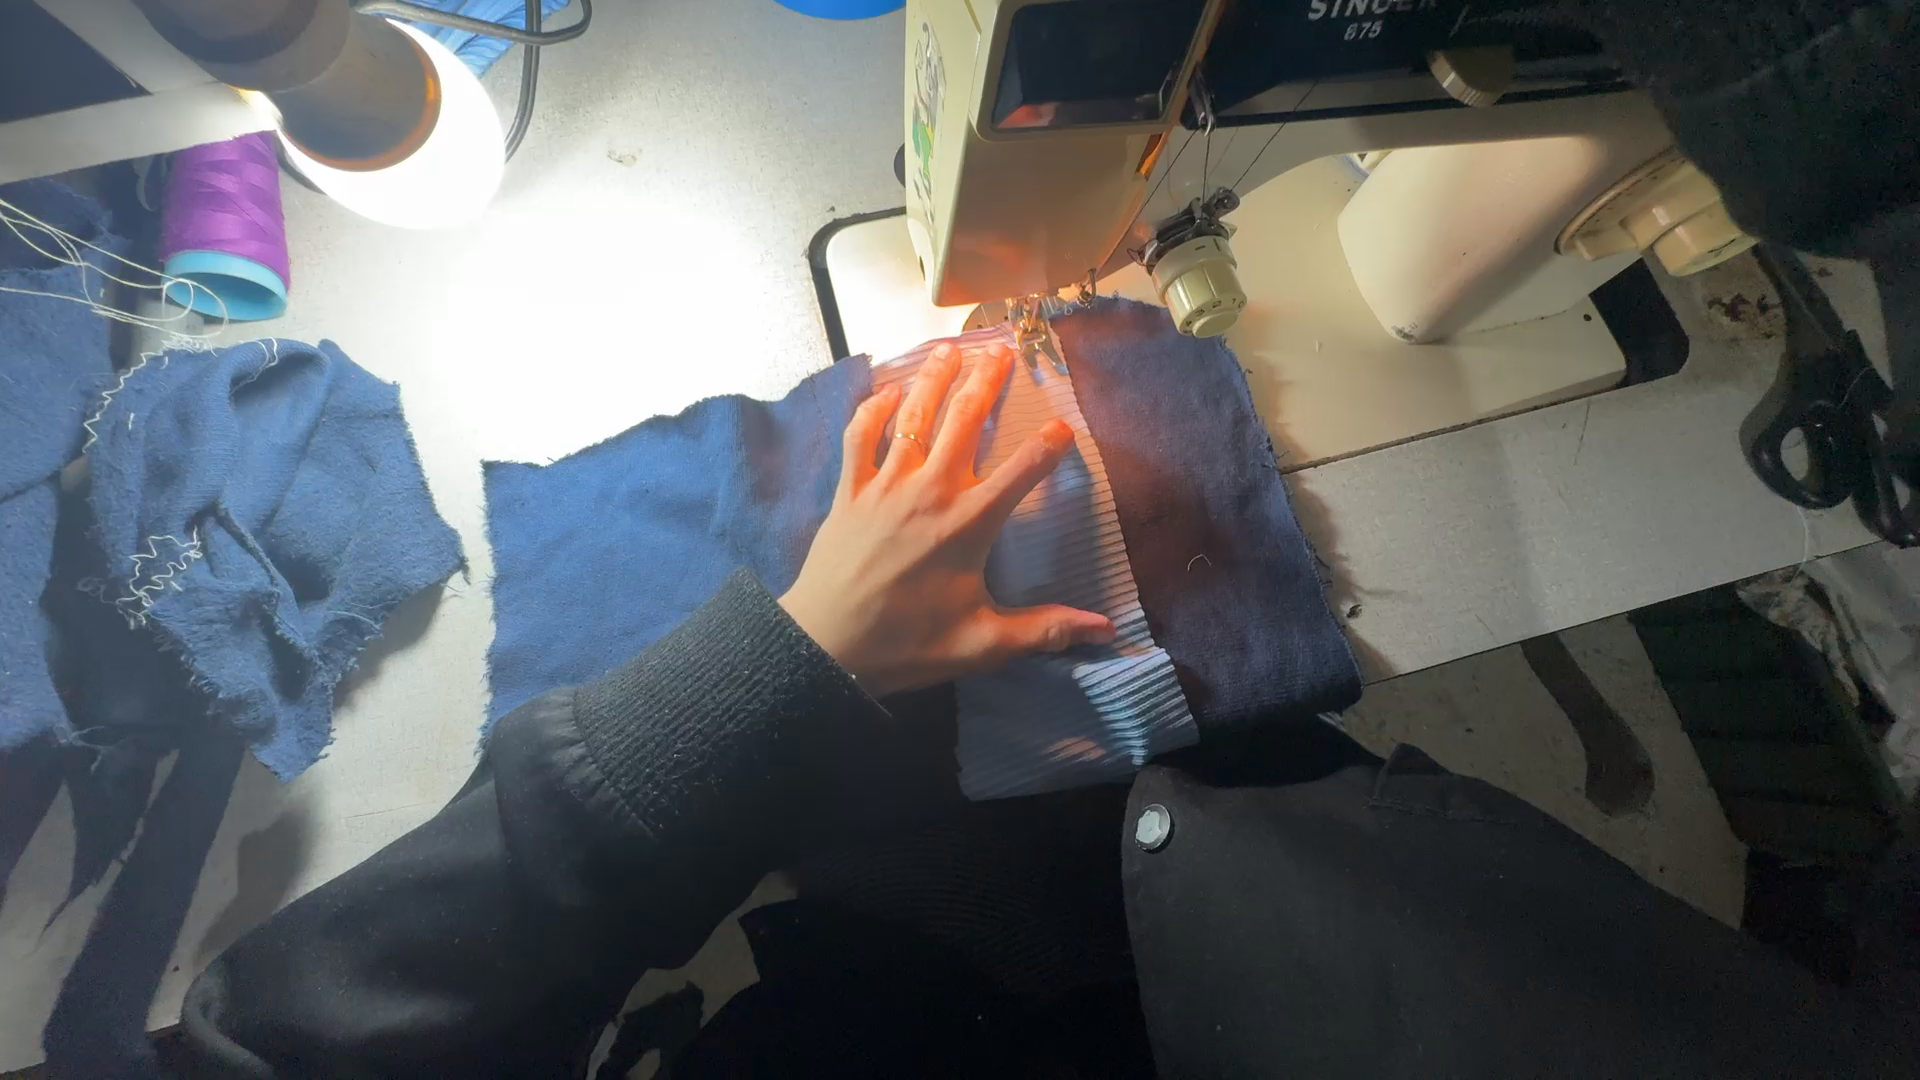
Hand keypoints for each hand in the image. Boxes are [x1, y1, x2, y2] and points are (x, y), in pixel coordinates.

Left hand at [780, 340, 1116, 697]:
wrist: (827, 647)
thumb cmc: (907, 644)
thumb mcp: (982, 645)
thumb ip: (1045, 631)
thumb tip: (1106, 632)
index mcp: (968, 524)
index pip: (1021, 471)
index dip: (1047, 445)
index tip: (1063, 425)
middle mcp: (930, 491)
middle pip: (964, 420)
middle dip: (986, 381)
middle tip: (1001, 350)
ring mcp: (885, 485)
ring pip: (913, 415)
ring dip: (934, 378)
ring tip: (950, 348)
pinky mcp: (849, 491)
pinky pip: (860, 436)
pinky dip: (873, 409)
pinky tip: (887, 392)